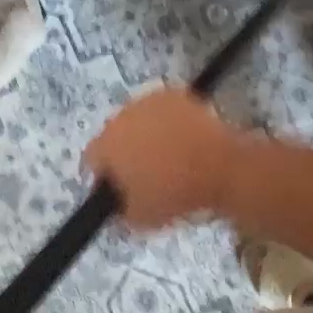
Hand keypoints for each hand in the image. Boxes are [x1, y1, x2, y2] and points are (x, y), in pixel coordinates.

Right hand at [82, 86, 243, 229]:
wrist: (221, 166)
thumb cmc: (176, 193)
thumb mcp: (141, 219)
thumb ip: (120, 212)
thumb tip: (117, 207)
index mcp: (108, 144)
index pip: (91, 159)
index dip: (102, 175)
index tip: (118, 188)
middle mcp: (122, 116)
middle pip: (114, 135)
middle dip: (124, 151)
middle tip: (144, 172)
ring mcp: (150, 100)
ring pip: (138, 120)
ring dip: (145, 134)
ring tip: (167, 154)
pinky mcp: (175, 93)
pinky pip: (162, 109)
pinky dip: (167, 121)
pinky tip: (182, 137)